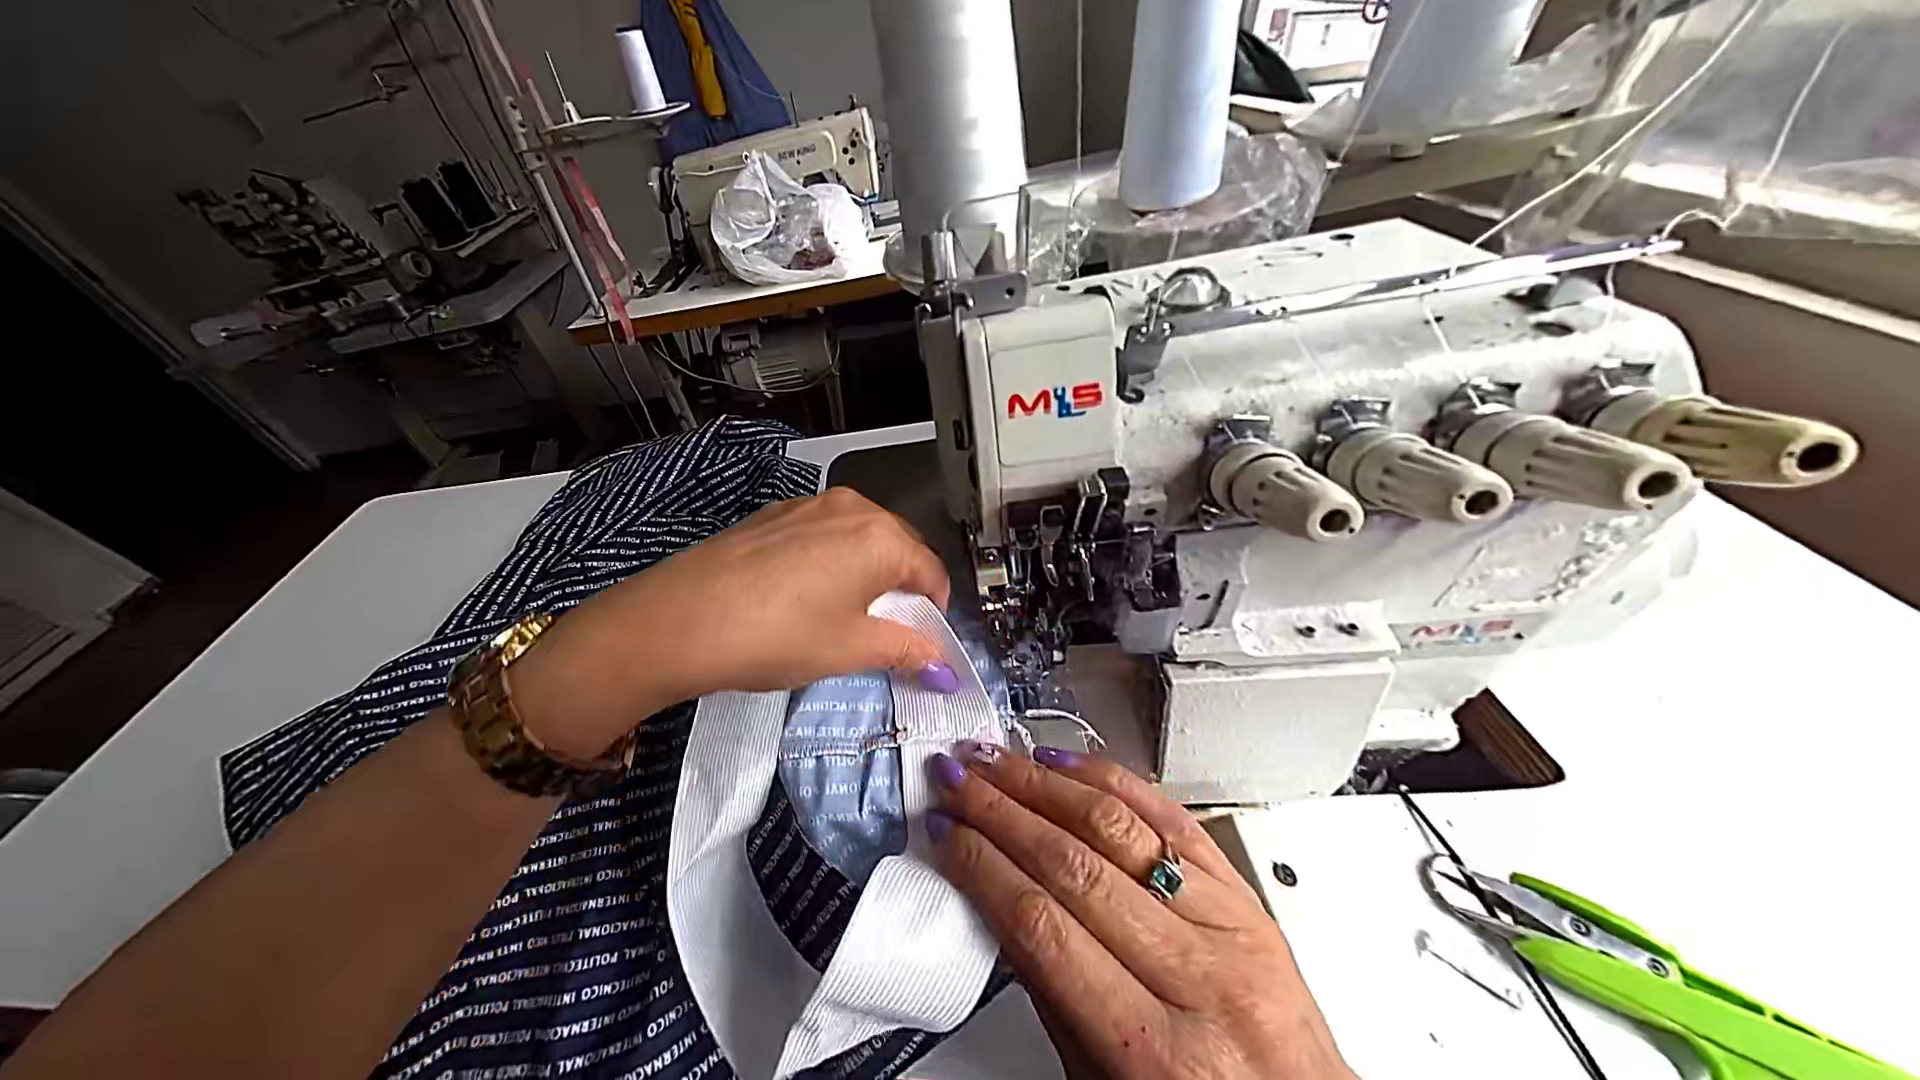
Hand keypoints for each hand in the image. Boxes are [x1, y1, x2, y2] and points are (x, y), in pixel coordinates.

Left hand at [509, 488, 953, 758]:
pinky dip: (834, 559)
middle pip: (900, 547)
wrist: (680, 619)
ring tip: (844, 612)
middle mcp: (852, 508)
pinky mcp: (775, 513)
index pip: (932, 572)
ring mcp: (810, 505)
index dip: (936, 610)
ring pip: (861, 537)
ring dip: (868, 570)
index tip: (924, 640)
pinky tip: (806, 593)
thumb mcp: (852, 649)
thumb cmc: (779, 634)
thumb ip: (908, 650)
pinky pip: (825, 533)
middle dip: (904, 586)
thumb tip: (943, 665)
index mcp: (881, 537)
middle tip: (887, 629)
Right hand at [926, 746, 1356, 1079]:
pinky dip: (1112, 778)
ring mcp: (1228, 923)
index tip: (947, 834)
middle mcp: (1197, 975)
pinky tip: (1068, 763)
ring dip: (1042, 783)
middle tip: (956, 779)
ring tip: (995, 760)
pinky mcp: (1244, 891)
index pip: (1042, 925)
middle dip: (998, 810)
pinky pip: (1170, 816)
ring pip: (1116, 826)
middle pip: (1071, 863)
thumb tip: (994, 896)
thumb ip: (1049, 991)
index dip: (982, 867)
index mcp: (1154, 1049)